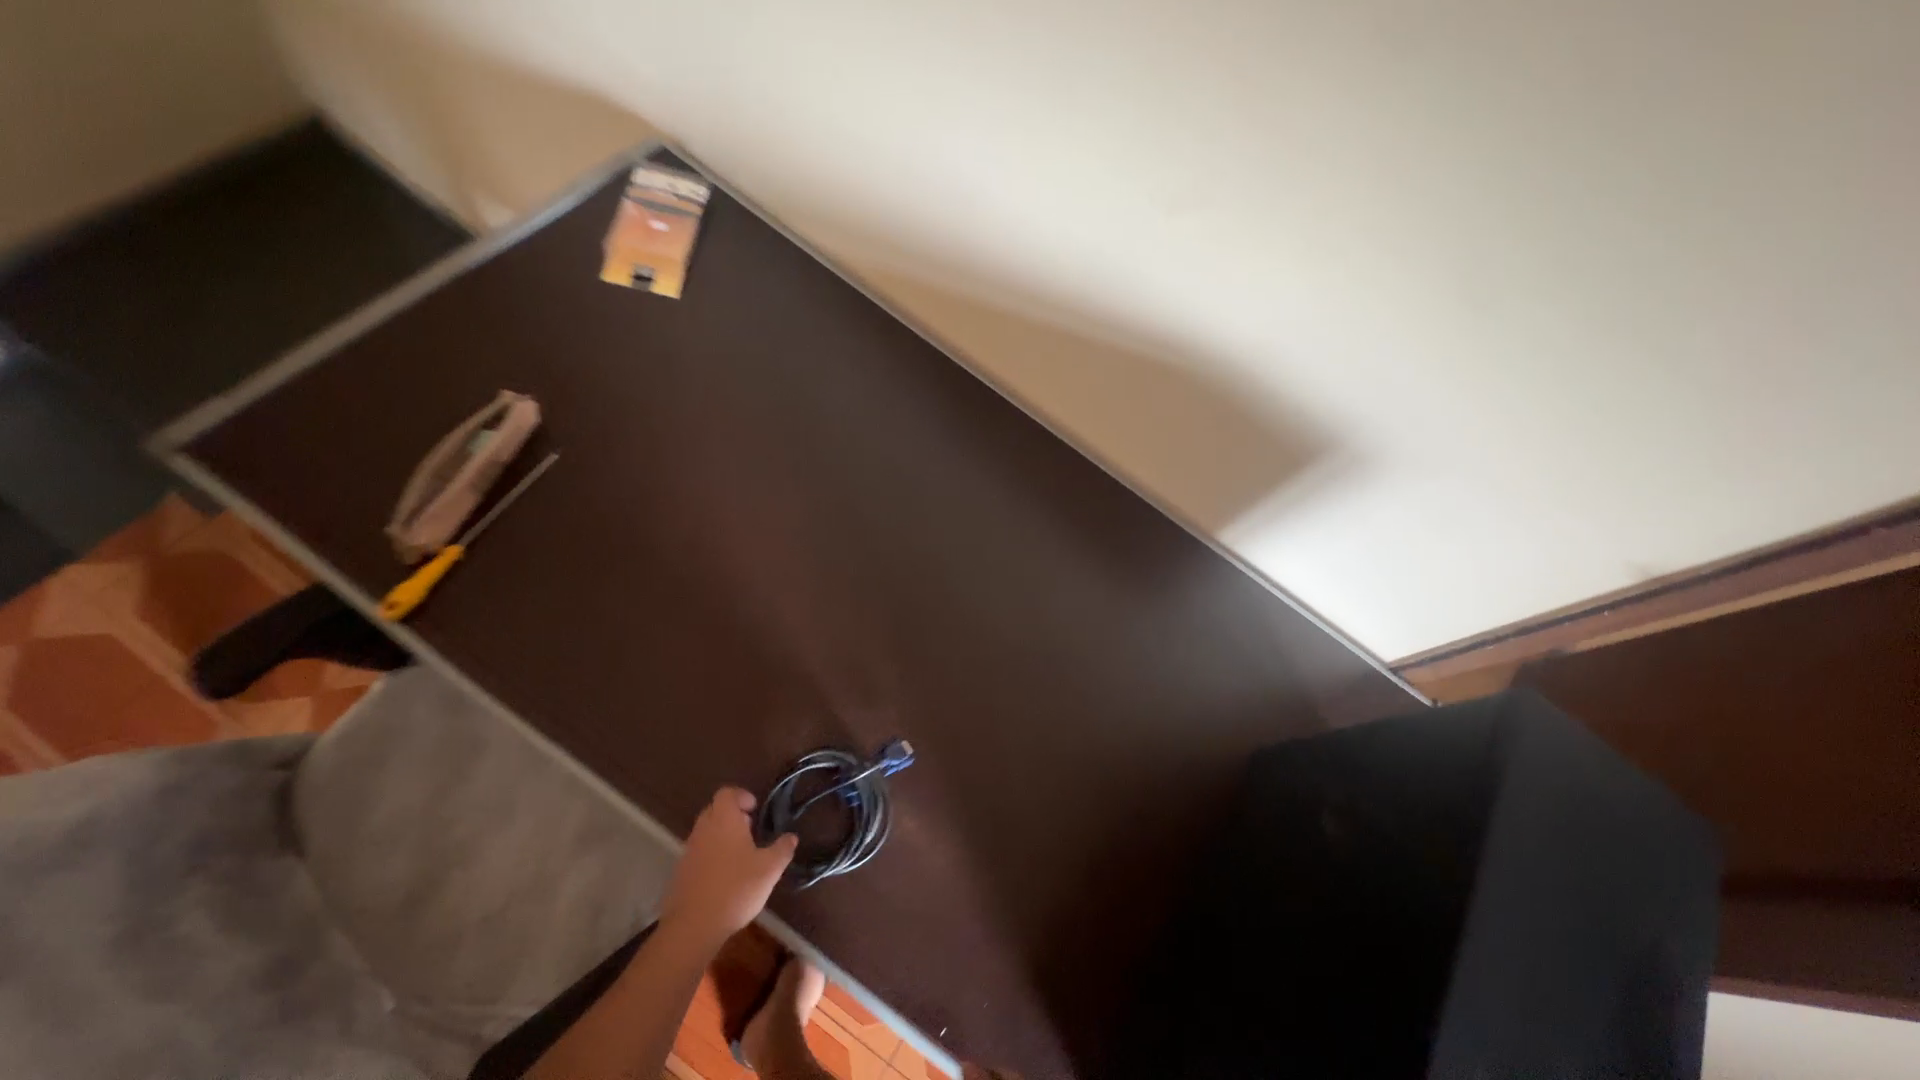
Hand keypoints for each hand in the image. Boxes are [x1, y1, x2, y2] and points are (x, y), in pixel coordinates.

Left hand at [660, 787, 796, 945]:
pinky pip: (699, 852)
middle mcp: (703, 829)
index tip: (756, 811)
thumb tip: (791, 837)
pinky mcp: (681, 871)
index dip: (742, 797)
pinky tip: (726, 877)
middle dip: (734, 816)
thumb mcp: (769, 869)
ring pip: (707, 832)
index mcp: (723, 820)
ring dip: (723, 837)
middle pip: (716, 810)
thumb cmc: (736, 888)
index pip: (727, 793)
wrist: (694, 925)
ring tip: (742, 857)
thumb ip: (782, 849)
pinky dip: (712, 855)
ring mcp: (689, 850)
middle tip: (752, 832)